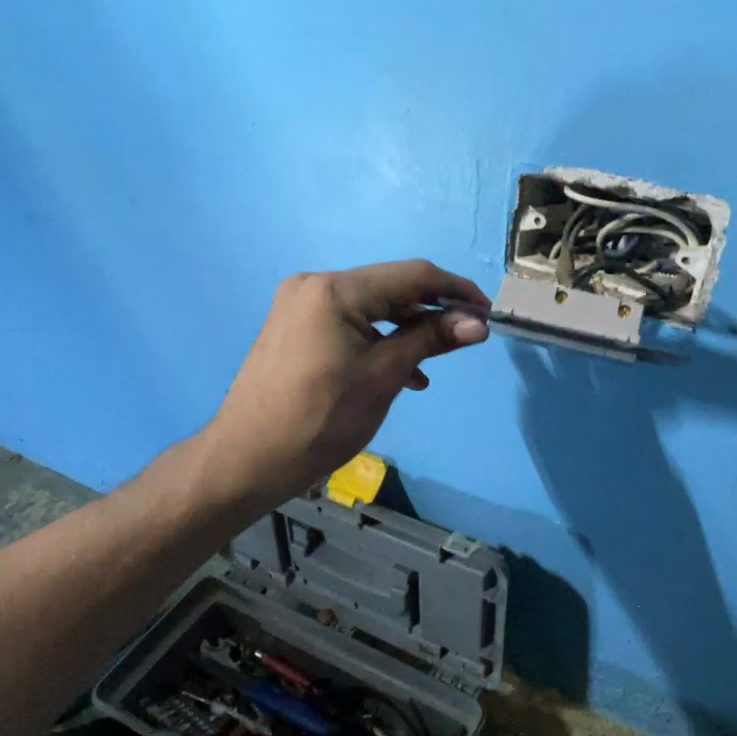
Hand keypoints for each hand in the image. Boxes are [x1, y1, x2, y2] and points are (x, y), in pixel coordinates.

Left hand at [197, 260, 490, 504]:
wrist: (248, 459)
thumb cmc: (321, 420)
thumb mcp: (383, 377)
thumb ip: (429, 340)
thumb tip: (477, 323)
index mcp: (334, 289)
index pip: (411, 275)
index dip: (455, 291)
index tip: (488, 314)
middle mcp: (314, 285)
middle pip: (389, 287)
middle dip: (431, 310)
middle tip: (468, 336)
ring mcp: (300, 307)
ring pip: (370, 308)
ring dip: (406, 329)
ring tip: (435, 361)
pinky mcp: (294, 329)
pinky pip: (348, 324)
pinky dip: (378, 341)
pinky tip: (401, 372)